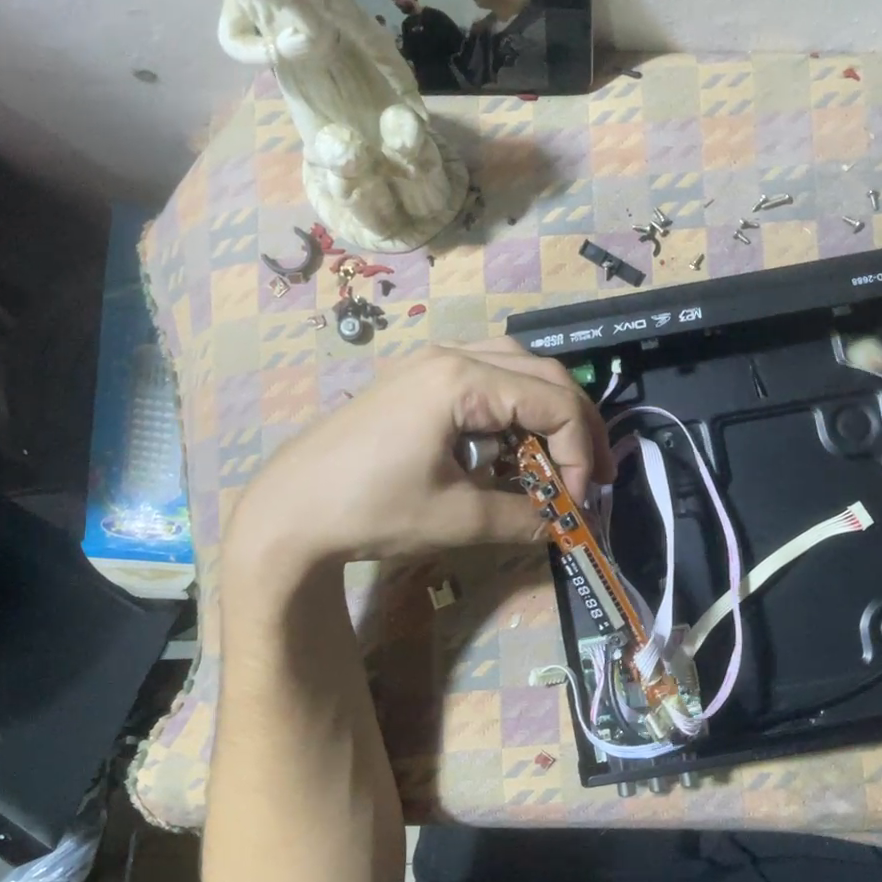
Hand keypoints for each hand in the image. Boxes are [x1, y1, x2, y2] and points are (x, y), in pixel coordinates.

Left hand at [224, 338, 612, 579]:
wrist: (290, 511)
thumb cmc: (371, 509)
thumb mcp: (458, 521)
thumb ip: (524, 519)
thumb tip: (566, 525)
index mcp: (461, 380)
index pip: (554, 402)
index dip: (579, 453)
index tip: (577, 502)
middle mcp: (450, 356)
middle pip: (542, 374)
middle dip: (576, 425)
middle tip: (591, 475)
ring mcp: (428, 363)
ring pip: (515, 368)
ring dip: (547, 410)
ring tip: (560, 456)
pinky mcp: (415, 381)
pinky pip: (485, 378)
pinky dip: (512, 408)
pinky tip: (512, 445)